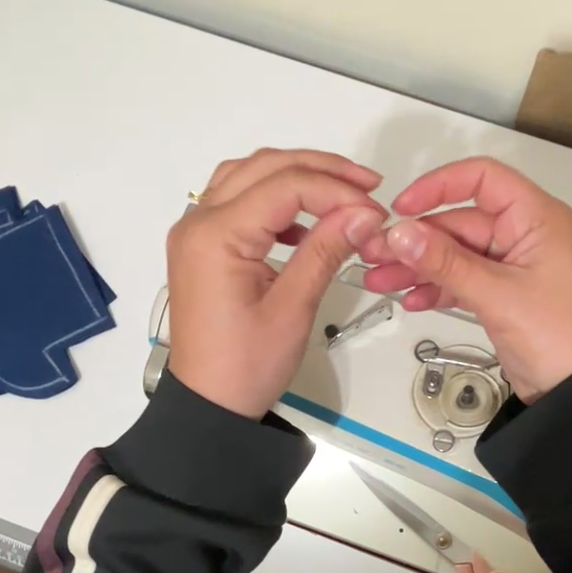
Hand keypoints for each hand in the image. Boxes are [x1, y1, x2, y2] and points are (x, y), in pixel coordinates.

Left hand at [167, 149, 386, 418]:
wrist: (208, 405)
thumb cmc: (247, 366)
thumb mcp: (292, 309)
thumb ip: (325, 252)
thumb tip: (366, 214)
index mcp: (216, 235)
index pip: (284, 186)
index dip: (336, 191)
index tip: (376, 210)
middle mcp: (198, 221)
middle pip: (264, 167)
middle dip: (320, 170)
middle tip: (368, 186)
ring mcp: (195, 232)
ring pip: (249, 177)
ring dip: (296, 177)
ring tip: (342, 195)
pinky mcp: (202, 248)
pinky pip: (238, 203)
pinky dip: (274, 202)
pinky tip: (305, 227)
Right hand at [358, 157, 571, 402]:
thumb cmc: (556, 335)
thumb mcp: (497, 295)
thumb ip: (446, 263)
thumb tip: (401, 233)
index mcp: (535, 218)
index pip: (482, 179)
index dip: (439, 186)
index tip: (403, 207)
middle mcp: (523, 234)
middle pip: (459, 221)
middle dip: (416, 239)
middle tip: (375, 254)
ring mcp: (510, 265)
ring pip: (455, 254)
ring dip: (418, 266)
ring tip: (380, 280)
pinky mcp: (500, 293)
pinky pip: (461, 280)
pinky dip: (436, 288)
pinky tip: (411, 300)